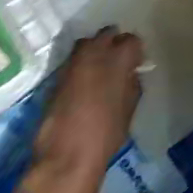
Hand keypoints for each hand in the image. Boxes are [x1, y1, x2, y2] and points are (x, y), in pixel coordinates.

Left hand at [31, 28, 143, 192]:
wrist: (67, 157)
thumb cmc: (106, 135)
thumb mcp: (129, 110)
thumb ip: (132, 86)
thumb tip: (131, 74)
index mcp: (117, 63)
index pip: (130, 40)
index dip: (135, 49)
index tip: (136, 60)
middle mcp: (93, 57)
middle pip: (106, 35)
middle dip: (114, 41)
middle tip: (118, 58)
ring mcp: (72, 67)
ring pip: (85, 44)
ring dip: (95, 49)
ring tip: (101, 66)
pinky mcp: (56, 79)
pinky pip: (72, 61)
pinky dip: (81, 63)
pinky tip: (86, 79)